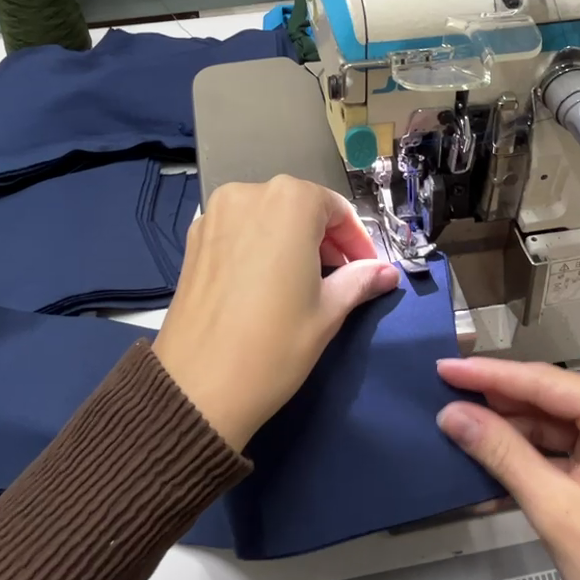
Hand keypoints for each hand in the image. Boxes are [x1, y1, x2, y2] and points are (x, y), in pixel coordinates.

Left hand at [154, 176, 399, 450]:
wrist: (197, 387)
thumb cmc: (275, 344)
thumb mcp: (328, 312)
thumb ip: (359, 281)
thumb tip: (387, 272)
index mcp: (289, 200)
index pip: (337, 210)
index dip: (357, 241)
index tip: (368, 270)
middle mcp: (249, 193)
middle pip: (299, 207)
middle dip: (324, 239)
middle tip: (340, 278)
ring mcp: (215, 213)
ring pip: (267, 216)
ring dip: (290, 240)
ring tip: (303, 282)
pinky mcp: (193, 238)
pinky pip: (238, 231)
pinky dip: (259, 245)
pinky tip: (265, 283)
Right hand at [435, 359, 579, 579]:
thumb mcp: (557, 510)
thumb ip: (502, 454)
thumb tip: (453, 414)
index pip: (548, 383)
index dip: (491, 375)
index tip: (446, 367)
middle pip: (549, 401)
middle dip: (497, 404)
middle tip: (443, 395)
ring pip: (550, 426)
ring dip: (506, 435)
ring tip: (456, 430)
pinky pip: (559, 452)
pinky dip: (524, 459)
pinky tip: (485, 461)